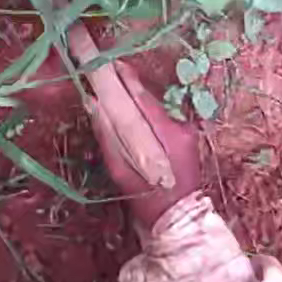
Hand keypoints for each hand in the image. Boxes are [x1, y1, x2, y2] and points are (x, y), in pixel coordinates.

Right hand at [89, 61, 201, 232]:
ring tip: (117, 85)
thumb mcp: (119, 170)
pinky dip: (146, 112)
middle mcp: (179, 127)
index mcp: (164, 134)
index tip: (110, 61)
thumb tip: (93, 103)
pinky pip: (161, 117)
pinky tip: (134, 111)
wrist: (180, 220)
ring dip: (136, 97)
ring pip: (154, 107)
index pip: (140, 97)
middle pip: (148, 98)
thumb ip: (108, 135)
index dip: (125, 78)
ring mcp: (186, 131)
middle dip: (128, 82)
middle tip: (110, 65)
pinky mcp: (187, 137)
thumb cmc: (145, 198)